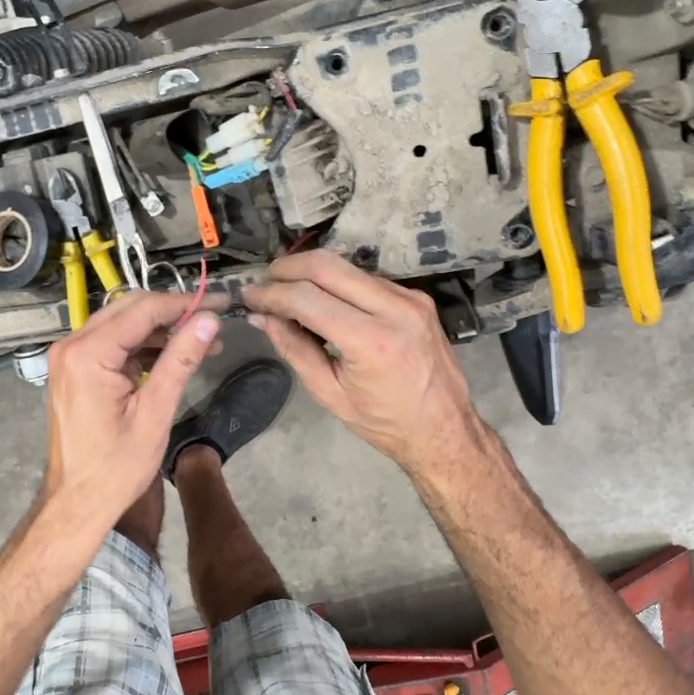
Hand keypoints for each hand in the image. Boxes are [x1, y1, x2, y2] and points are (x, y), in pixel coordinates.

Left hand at [40, 291, 222, 526]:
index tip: (220, 303)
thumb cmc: (114, 468)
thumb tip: (208, 322)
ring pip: (121, 325)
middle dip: (174, 312)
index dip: (185, 304)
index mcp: (87, 355)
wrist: (76, 502)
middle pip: (130, 310)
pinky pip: (112, 345)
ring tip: (203, 341)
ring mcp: (69, 358)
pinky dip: (142, 347)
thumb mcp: (154, 413)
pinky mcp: (74, 370)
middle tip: (214, 319)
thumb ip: (180, 361)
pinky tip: (174, 355)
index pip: (143, 310)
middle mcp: (71, 346)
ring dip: (160, 330)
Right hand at [243, 252, 482, 474]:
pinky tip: (321, 301)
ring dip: (310, 274)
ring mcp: (410, 298)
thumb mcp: (329, 393)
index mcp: (371, 341)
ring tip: (286, 293)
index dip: (270, 293)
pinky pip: (365, 278)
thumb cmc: (384, 422)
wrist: (445, 429)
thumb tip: (261, 317)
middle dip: (287, 268)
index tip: (248, 296)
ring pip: (346, 267)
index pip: (307, 298)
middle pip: (327, 265)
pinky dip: (336, 283)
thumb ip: (294, 349)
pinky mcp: (416, 297)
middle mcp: (394, 309)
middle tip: (264, 284)